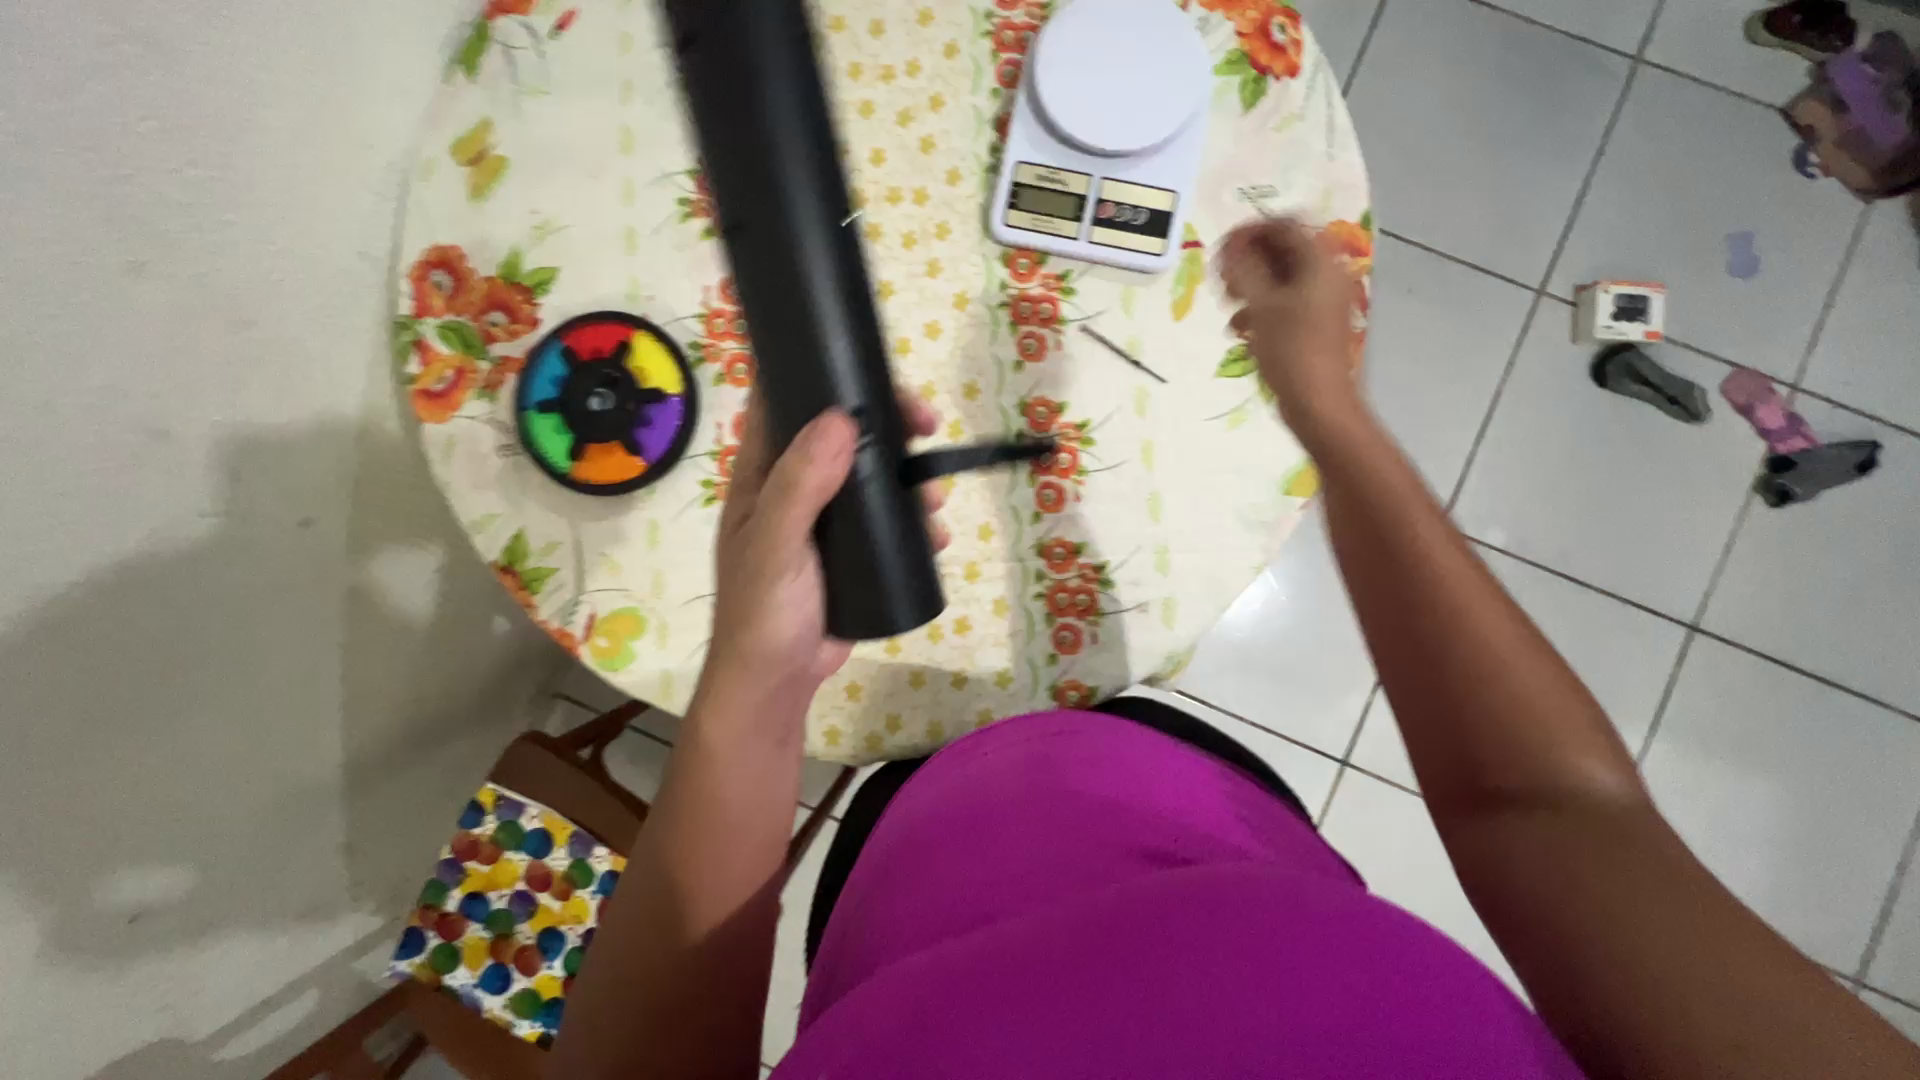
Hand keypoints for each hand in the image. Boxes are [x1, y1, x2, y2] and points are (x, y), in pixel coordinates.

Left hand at [696, 391, 947, 718]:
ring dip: (911, 476)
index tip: (876, 375)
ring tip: (938, 498)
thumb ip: (800, 485)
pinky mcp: (855, 551)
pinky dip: (917, 521)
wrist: (779, 683)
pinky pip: (891, 522)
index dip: (829, 377)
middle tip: (927, 426)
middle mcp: (796, 485)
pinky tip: (937, 536)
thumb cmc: (763, 611)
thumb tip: (843, 419)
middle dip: (890, 425)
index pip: (790, 402)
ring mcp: (828, 519)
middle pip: (846, 433)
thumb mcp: (776, 545)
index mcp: (765, 472)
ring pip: (875, 476)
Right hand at [1218, 218, 1365, 440]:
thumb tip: (1229, 248)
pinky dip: (1260, 306)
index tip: (1221, 249)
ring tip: (1227, 303)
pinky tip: (1240, 327)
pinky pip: (1283, 301)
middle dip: (1247, 260)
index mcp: (1319, 262)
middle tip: (1221, 279)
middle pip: (1282, 249)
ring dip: (1250, 284)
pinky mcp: (1314, 323)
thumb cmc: (1290, 351)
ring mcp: (1321, 299)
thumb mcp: (1261, 306)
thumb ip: (1243, 270)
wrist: (1317, 402)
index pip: (1284, 224)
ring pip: (1280, 277)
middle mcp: (1325, 274)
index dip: (1250, 230)